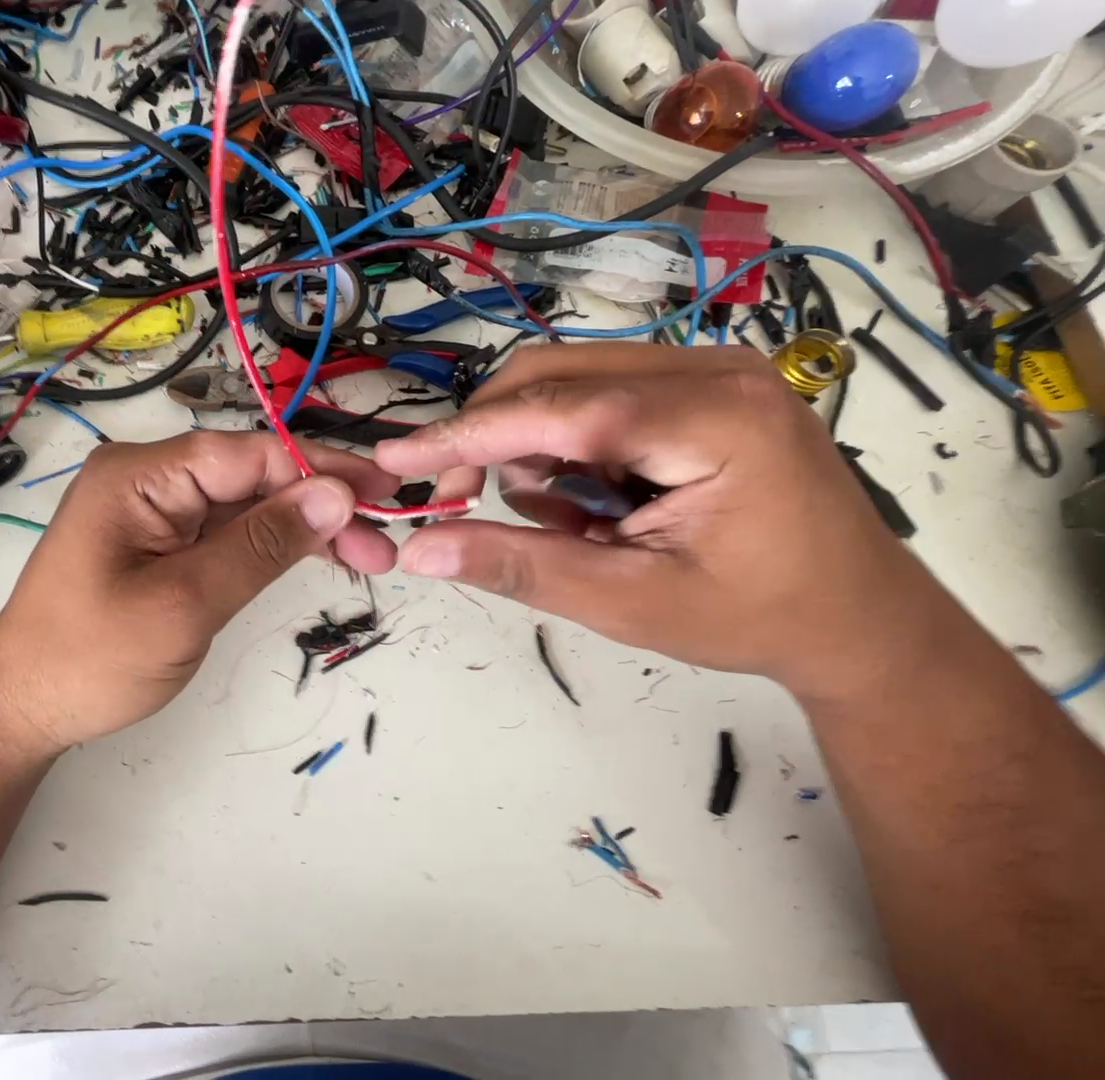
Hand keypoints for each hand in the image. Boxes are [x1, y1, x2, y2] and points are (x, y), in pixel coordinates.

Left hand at [0, 432, 398, 756]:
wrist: (23, 708)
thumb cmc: (91, 660)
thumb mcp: (184, 604)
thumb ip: (260, 547)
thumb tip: (335, 496)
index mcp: (139, 475)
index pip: (246, 453)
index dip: (319, 470)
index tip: (382, 496)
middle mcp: (144, 479)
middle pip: (248, 476)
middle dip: (318, 504)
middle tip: (383, 544)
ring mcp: (148, 513)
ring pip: (241, 506)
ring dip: (299, 528)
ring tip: (365, 557)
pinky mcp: (154, 545)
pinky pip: (220, 532)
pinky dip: (266, 547)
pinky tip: (313, 556)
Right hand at [372, 344, 946, 696]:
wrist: (858, 619)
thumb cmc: (753, 616)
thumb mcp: (626, 603)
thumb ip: (517, 566)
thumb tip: (416, 550)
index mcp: (714, 419)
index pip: (555, 409)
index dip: (464, 435)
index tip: (392, 458)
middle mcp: (712, 369)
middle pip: (549, 374)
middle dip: (494, 439)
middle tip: (467, 504)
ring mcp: (708, 370)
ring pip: (562, 382)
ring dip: (535, 450)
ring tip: (575, 522)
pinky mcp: (698, 385)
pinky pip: (591, 395)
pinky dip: (566, 448)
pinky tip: (599, 500)